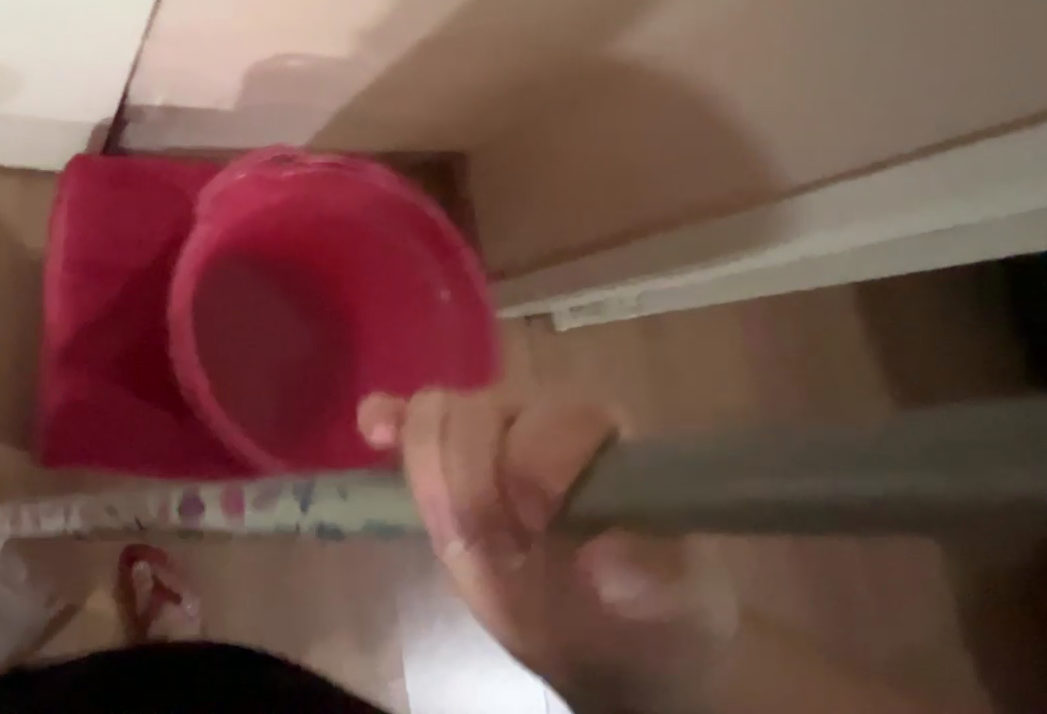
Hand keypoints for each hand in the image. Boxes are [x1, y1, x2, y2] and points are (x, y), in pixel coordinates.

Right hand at [359, 390, 738, 710]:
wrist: (600, 640)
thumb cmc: (644, 618)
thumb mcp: (677, 610)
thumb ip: (655, 581)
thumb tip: (605, 563)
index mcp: (607, 437)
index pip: (559, 418)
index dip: (534, 465)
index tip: (537, 530)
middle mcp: (538, 416)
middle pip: (478, 412)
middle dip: (472, 484)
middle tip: (491, 549)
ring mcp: (482, 432)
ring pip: (434, 415)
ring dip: (429, 476)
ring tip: (455, 538)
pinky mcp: (438, 455)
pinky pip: (403, 416)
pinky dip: (385, 418)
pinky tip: (376, 435)